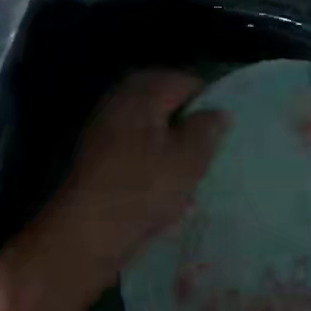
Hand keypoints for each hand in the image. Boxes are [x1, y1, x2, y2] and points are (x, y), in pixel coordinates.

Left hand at [41, 69, 224, 274]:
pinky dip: (150, 160)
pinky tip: (162, 189)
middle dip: (187, 122)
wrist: (86, 230)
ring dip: (169, 144)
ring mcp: (103, 124)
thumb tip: (219, 111)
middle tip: (208, 149)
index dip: (209, 100)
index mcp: (143, 91)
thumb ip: (207, 129)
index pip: (185, 81)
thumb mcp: (188, 159)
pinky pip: (132, 146)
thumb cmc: (143, 188)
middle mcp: (120, 98)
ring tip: (188, 174)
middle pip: (164, 100)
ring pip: (148, 125)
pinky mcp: (94, 152)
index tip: (224, 128)